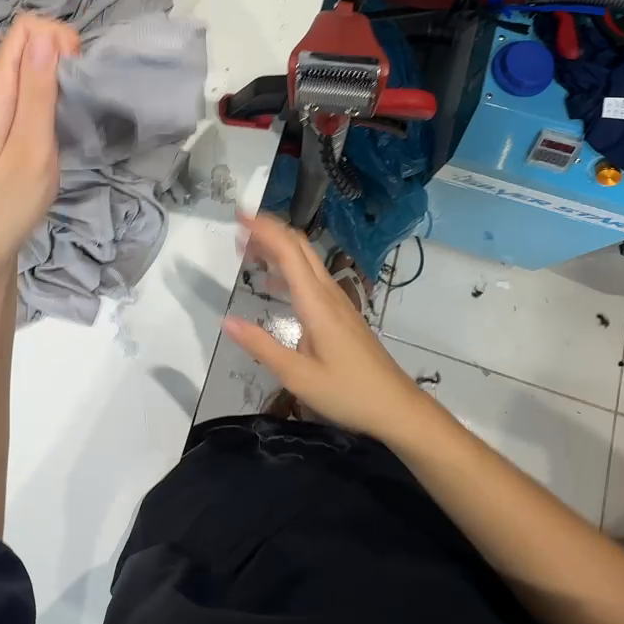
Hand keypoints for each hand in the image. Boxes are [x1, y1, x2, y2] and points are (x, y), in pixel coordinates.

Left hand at [0, 14, 81, 270]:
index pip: (27, 27)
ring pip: (33, 64)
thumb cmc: (9, 202)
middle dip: (63, 53)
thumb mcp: (31, 146)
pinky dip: (53, 92)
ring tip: (74, 108)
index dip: (59, 37)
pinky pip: (31, 86)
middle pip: (30, 41)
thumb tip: (48, 33)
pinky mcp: (6, 121)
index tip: (78, 73)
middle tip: (79, 96)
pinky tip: (63, 119)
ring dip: (60, 74)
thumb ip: (39, 90)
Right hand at [222, 214, 439, 442]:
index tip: (239, 216)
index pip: (288, 251)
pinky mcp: (341, 312)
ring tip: (247, 252)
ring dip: (278, 248)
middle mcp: (328, 293)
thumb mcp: (297, 376)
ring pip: (306, 259)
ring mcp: (338, 301)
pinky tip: (272, 284)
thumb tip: (226, 321)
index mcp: (315, 302)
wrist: (396, 407)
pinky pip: (312, 277)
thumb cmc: (347, 392)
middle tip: (238, 229)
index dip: (263, 229)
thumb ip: (261, 346)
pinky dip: (288, 268)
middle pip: (299, 246)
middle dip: (269, 231)